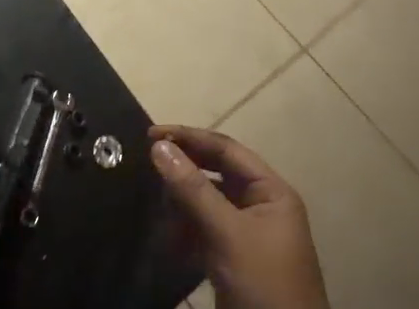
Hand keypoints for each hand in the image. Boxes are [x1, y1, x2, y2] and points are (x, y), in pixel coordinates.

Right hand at [149, 125, 328, 308]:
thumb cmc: (264, 283)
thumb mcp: (227, 233)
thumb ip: (193, 188)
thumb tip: (159, 146)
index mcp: (271, 192)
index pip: (225, 150)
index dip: (189, 137)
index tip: (150, 135)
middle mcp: (260, 206)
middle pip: (214, 174)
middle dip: (183, 172)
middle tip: (147, 167)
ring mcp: (246, 234)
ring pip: (205, 202)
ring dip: (180, 204)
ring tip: (157, 210)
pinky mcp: (233, 258)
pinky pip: (203, 230)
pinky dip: (184, 230)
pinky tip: (167, 240)